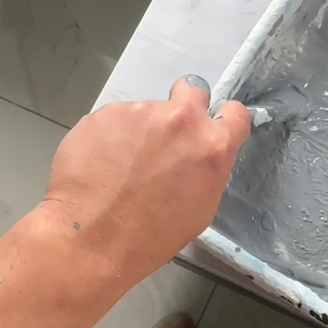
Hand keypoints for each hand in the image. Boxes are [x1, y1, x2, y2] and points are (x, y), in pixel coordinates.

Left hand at [36, 75, 249, 290]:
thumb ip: (207, 167)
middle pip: (192, 90)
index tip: (211, 128)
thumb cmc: (152, 235)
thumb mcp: (201, 207)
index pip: (235, 112)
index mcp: (212, 145)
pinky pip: (114, 119)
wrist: (93, 237)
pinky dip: (110, 136)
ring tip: (121, 166)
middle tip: (165, 139)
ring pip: (146, 111)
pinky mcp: (104, 112)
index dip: (223, 119)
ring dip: (140, 130)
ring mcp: (140, 111)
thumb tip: (198, 154)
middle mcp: (181, 119)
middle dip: (183, 108)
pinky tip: (99, 165)